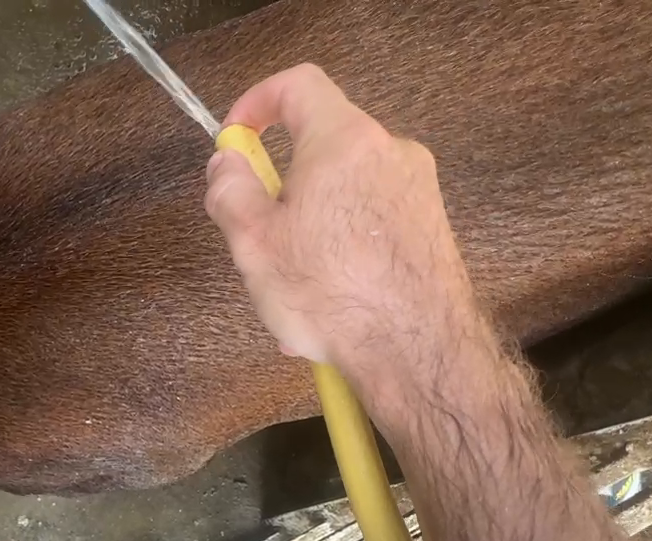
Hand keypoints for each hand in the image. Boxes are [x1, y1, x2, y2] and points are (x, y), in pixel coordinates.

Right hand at [204, 64, 489, 407]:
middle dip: (278, 191)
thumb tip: (225, 161)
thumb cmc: (327, 291)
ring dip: (304, 234)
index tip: (233, 142)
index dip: (255, 103)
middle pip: (317, 150)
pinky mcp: (426, 223)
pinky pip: (365, 225)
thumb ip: (231, 191)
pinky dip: (335, 252)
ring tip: (290, 293)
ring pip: (339, 196)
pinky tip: (324, 304)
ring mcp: (414, 186)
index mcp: (341, 142)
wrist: (410, 343)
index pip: (297, 86)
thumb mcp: (253, 243)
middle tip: (255, 243)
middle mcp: (387, 150)